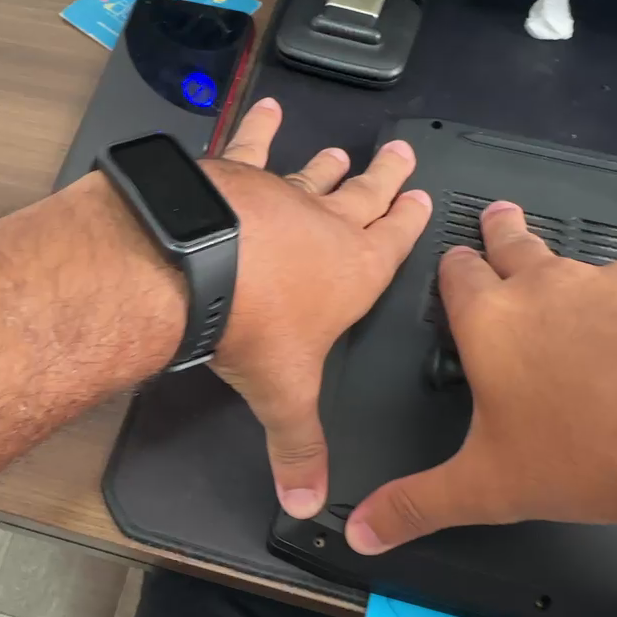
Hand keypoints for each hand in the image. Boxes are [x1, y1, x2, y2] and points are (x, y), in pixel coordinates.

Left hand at [204, 98, 431, 518]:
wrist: (193, 268)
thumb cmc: (254, 328)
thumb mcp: (283, 396)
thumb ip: (298, 450)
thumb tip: (307, 506)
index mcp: (351, 274)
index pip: (391, 245)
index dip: (408, 225)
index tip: (422, 200)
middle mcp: (324, 226)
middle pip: (365, 198)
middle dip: (386, 180)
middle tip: (403, 154)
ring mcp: (280, 194)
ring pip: (316, 175)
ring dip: (332, 164)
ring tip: (346, 149)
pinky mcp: (235, 174)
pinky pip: (252, 146)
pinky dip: (260, 129)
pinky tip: (266, 110)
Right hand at [345, 201, 616, 553]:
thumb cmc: (591, 458)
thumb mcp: (485, 490)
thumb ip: (414, 507)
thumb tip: (362, 533)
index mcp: (493, 321)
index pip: (457, 273)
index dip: (452, 267)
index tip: (454, 263)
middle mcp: (550, 286)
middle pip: (515, 242)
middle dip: (500, 231)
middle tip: (497, 218)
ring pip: (582, 269)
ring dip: (571, 280)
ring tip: (579, 311)